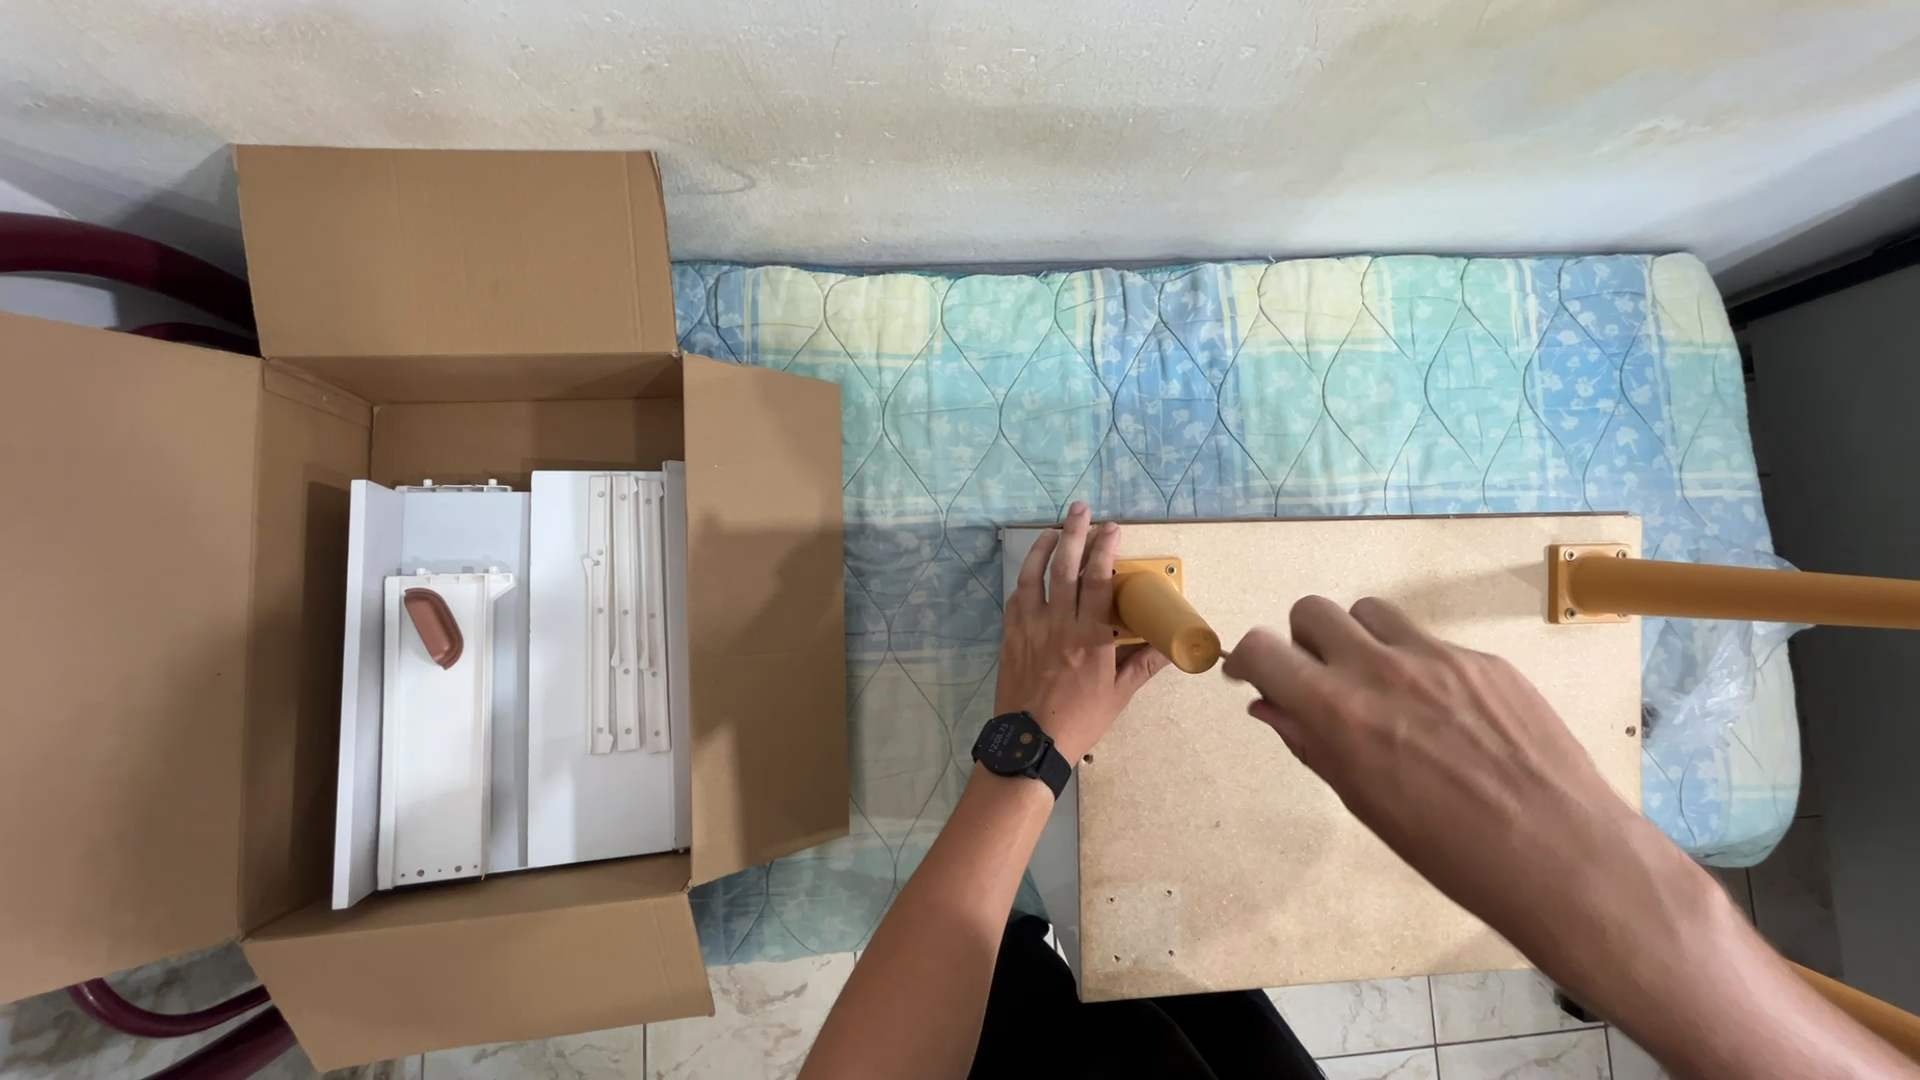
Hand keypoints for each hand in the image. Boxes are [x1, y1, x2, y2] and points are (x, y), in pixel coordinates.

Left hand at [995, 503, 1170, 762]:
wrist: (1030, 742)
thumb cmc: (1079, 720)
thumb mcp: (1118, 695)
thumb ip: (1142, 665)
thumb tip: (1169, 645)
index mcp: (1090, 636)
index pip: (1099, 580)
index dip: (1106, 549)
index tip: (1113, 528)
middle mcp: (1058, 624)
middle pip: (1066, 567)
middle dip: (1075, 533)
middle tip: (1081, 508)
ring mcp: (1030, 627)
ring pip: (1034, 576)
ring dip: (1043, 547)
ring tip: (1053, 529)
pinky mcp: (1010, 636)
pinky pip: (1016, 598)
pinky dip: (1024, 579)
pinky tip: (1030, 570)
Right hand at [1221, 595, 1644, 951]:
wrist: (1565, 856)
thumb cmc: (1447, 848)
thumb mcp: (1359, 799)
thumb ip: (1308, 740)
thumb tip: (1269, 704)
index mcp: (1338, 711)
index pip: (1261, 648)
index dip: (1246, 659)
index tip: (1253, 676)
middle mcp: (1379, 669)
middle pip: (1312, 610)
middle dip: (1303, 639)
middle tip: (1321, 677)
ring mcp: (1437, 657)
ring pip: (1369, 611)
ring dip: (1359, 638)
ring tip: (1380, 682)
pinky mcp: (1484, 660)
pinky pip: (1429, 642)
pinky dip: (1417, 664)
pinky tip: (1446, 713)